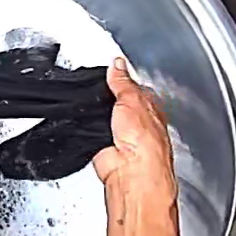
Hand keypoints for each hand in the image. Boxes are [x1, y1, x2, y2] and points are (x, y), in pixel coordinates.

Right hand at [92, 57, 175, 207]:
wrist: (130, 171)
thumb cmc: (143, 142)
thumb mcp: (131, 99)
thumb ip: (122, 82)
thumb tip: (117, 64)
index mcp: (149, 109)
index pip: (135, 88)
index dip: (122, 78)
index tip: (110, 68)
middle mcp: (137, 124)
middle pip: (118, 102)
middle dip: (106, 96)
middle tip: (97, 86)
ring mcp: (120, 137)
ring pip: (104, 117)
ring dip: (96, 114)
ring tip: (89, 106)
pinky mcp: (104, 147)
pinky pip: (92, 132)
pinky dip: (87, 128)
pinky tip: (86, 125)